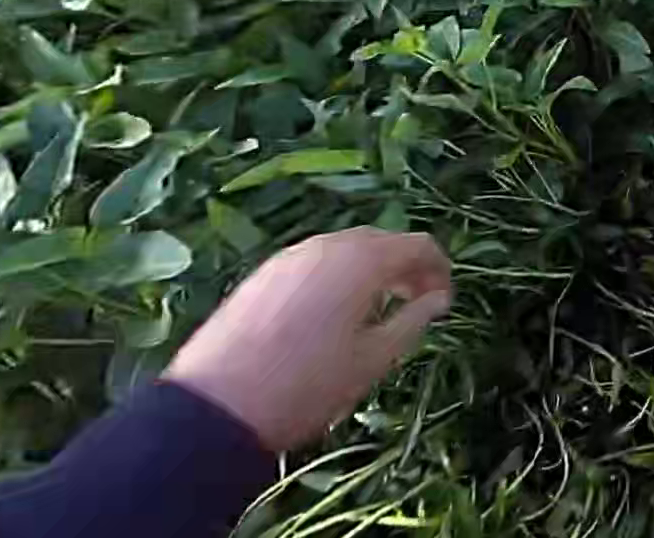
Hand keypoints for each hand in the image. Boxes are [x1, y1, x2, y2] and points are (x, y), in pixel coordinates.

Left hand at [165, 228, 451, 452]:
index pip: (419, 245)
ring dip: (372, 269)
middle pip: (384, 242)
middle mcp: (332, 244)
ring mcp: (294, 254)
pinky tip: (332, 309)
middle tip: (415, 300)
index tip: (444, 298)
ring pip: (349, 249)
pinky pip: (318, 260)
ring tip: (375, 306)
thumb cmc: (306, 384)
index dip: (439, 267)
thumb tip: (439, 299)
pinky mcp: (266, 271)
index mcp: (365, 259)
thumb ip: (414, 321)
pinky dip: (339, 274)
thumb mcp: (373, 359)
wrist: (210, 411)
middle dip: (406, 266)